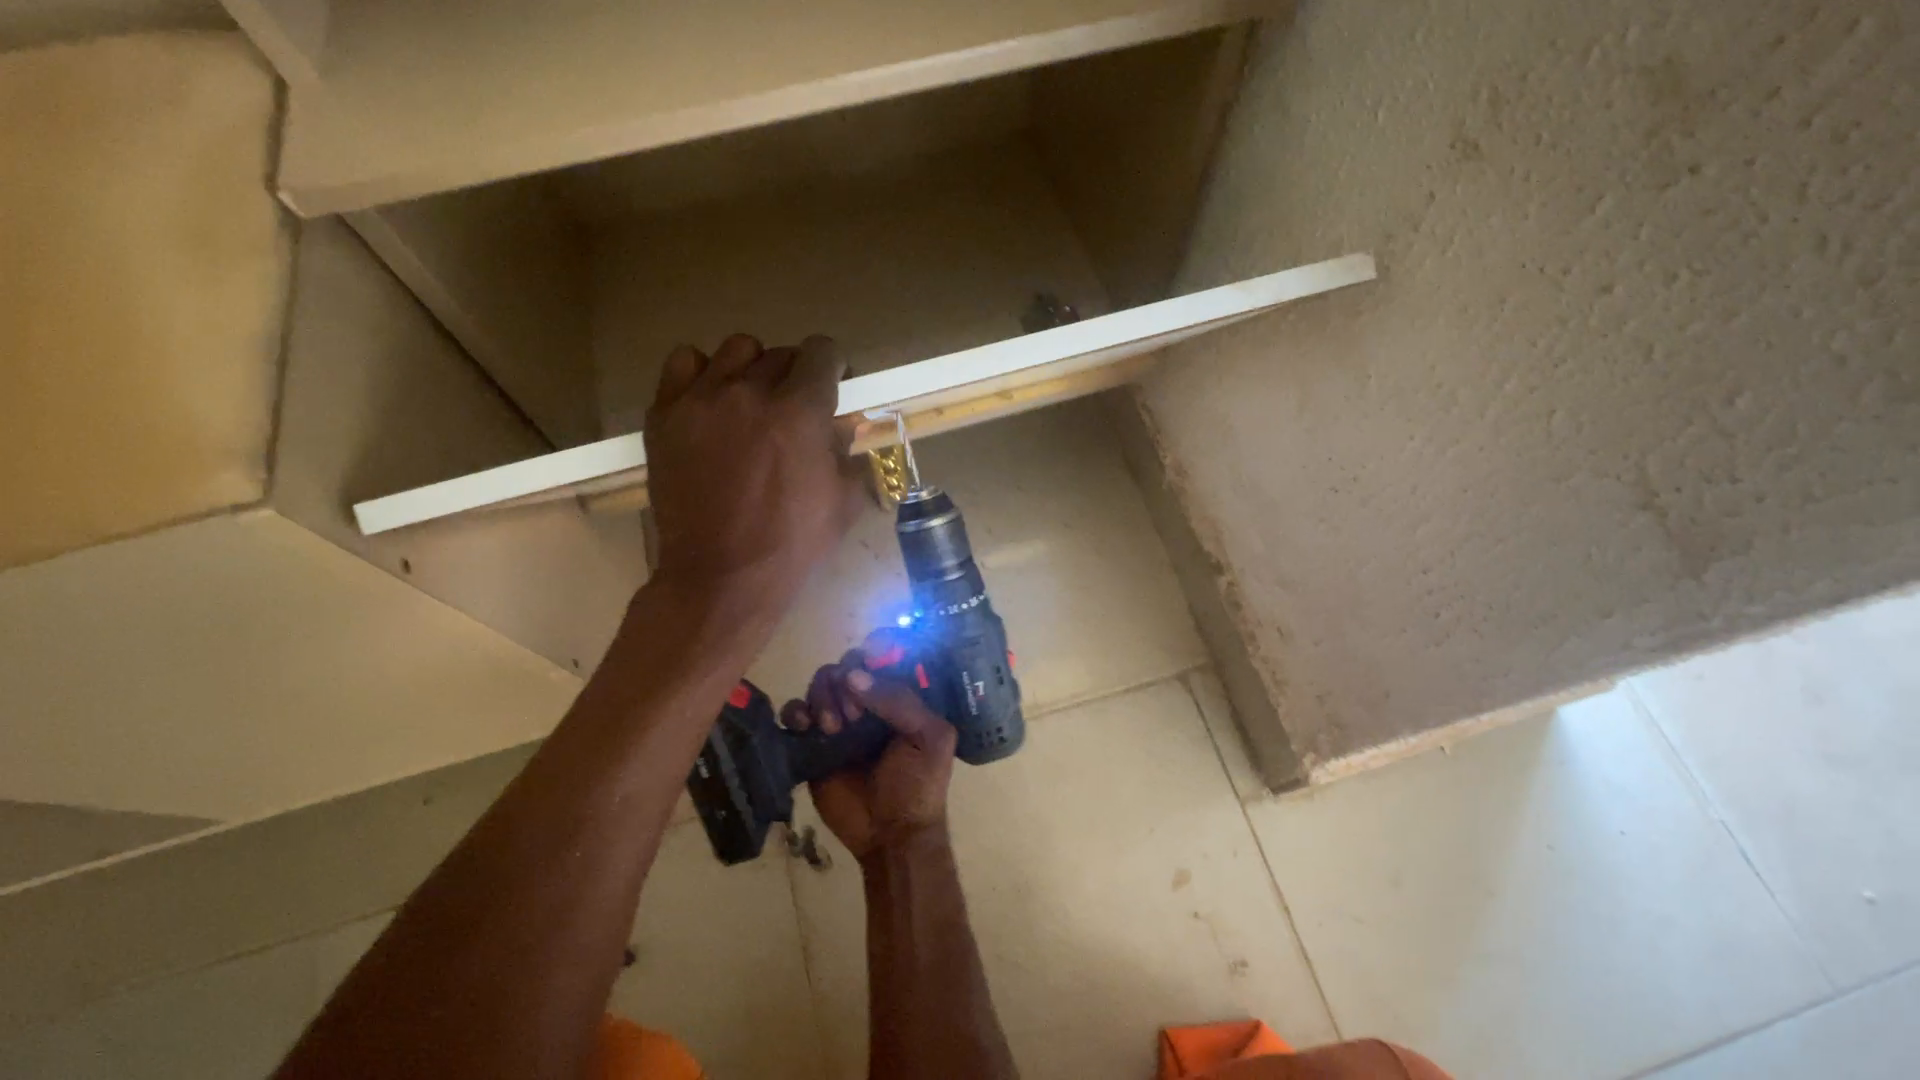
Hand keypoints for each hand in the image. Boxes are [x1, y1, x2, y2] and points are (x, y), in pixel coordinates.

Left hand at [644, 334, 866, 608]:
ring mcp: (702, 399)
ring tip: (750, 401)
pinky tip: (710, 401)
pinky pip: (684, 363)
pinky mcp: (665, 414)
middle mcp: (751, 392)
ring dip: (752, 368)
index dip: (833, 367)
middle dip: (796, 375)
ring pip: (736, 349)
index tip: (832, 387)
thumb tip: (842, 426)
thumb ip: (848, 452)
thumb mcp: (844, 501)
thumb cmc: (792, 545)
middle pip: (781, 353)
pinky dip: (701, 374)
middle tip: (793, 408)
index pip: (823, 351)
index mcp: (801, 411)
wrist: (722, 576)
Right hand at [782, 637, 956, 861]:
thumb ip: (900, 701)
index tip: (866, 659)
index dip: (873, 649)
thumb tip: (853, 676)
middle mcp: (869, 703)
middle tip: (854, 714)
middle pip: (846, 666)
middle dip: (845, 680)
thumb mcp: (929, 738)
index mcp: (901, 697)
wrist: (891, 835)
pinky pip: (795, 713)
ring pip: (820, 684)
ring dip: (823, 696)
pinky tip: (806, 726)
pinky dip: (795, 712)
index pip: (884, 656)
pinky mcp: (813, 744)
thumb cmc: (919, 785)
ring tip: (834, 728)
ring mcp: (839, 721)